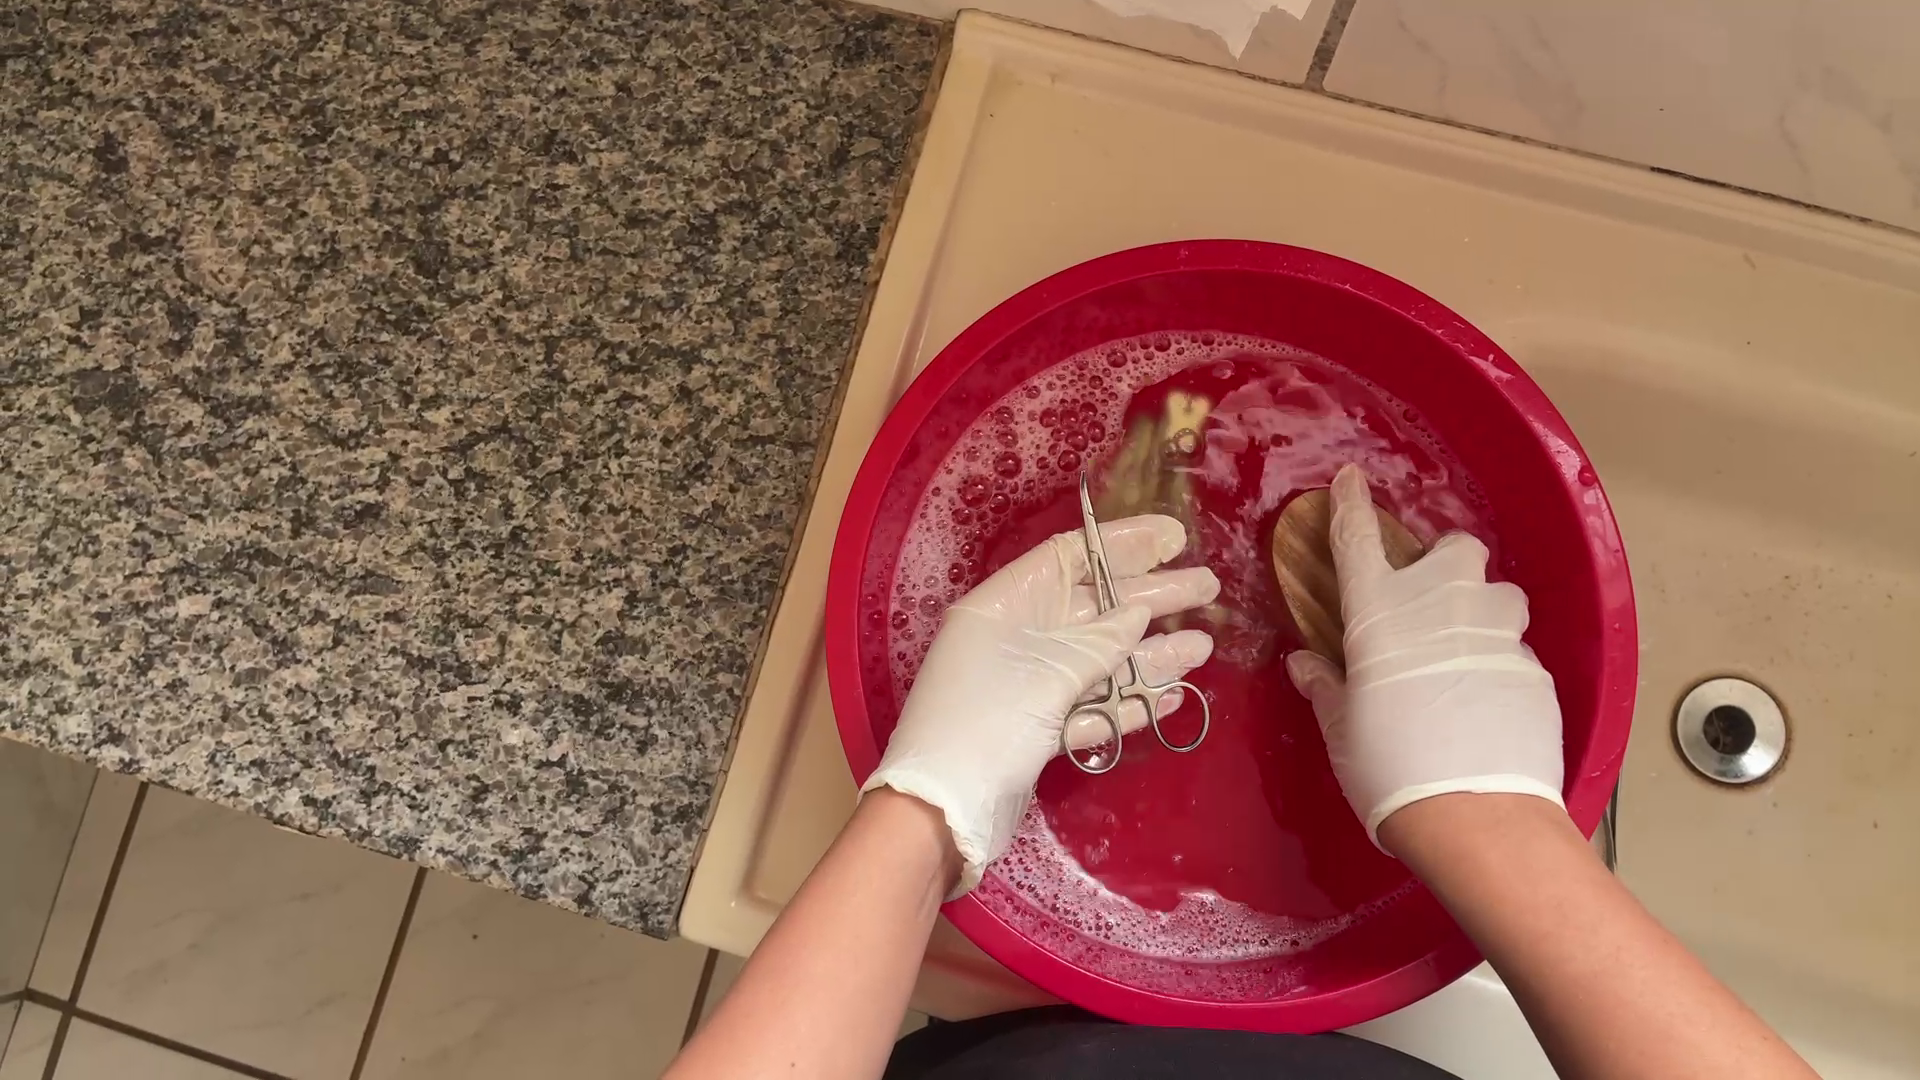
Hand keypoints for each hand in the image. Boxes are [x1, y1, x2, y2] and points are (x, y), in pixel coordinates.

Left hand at [863, 515, 1218, 895]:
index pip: (1069, 557)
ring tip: (1204, 646)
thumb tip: (1141, 615)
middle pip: (1093, 607)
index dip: (1122, 545)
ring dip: (1149, 655)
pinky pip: (1091, 703)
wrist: (941, 809)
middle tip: (1208, 586)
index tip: (1174, 538)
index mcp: (1005, 605)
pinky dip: (1127, 701)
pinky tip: (1172, 697)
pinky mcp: (1038, 727)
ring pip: (1099, 659)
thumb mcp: (1046, 672)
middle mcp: (1017, 636)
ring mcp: (1028, 683)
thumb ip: (1099, 642)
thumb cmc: (987, 721)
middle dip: (1150, 597)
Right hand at [1285, 464, 1564, 849]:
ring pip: (1499, 596)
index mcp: (1380, 613)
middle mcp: (1443, 607)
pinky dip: (1495, 659)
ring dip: (1480, 609)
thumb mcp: (1340, 725)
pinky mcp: (1537, 671)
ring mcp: (1498, 635)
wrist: (1477, 817)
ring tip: (1461, 649)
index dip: (1350, 505)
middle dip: (1445, 562)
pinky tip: (1481, 699)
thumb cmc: (1387, 762)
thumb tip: (1305, 664)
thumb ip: (1325, 685)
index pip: (1357, 541)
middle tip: (1429, 600)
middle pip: (1457, 549)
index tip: (1350, 478)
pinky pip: (1513, 647)